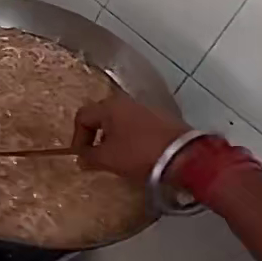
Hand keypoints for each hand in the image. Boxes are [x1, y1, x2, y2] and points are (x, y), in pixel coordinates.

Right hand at [72, 89, 191, 181]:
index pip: (82, 117)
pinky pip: (135, 124)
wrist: (184, 156)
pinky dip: (129, 136)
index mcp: (109, 107)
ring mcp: (145, 108)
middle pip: (100, 116)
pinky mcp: (160, 117)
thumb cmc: (138, 154)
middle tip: (95, 154)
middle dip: (94, 135)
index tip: (81, 156)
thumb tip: (81, 158)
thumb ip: (89, 157)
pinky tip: (134, 153)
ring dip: (112, 136)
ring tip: (115, 156)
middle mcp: (125, 101)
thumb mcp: (108, 159)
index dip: (77, 137)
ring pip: (119, 119)